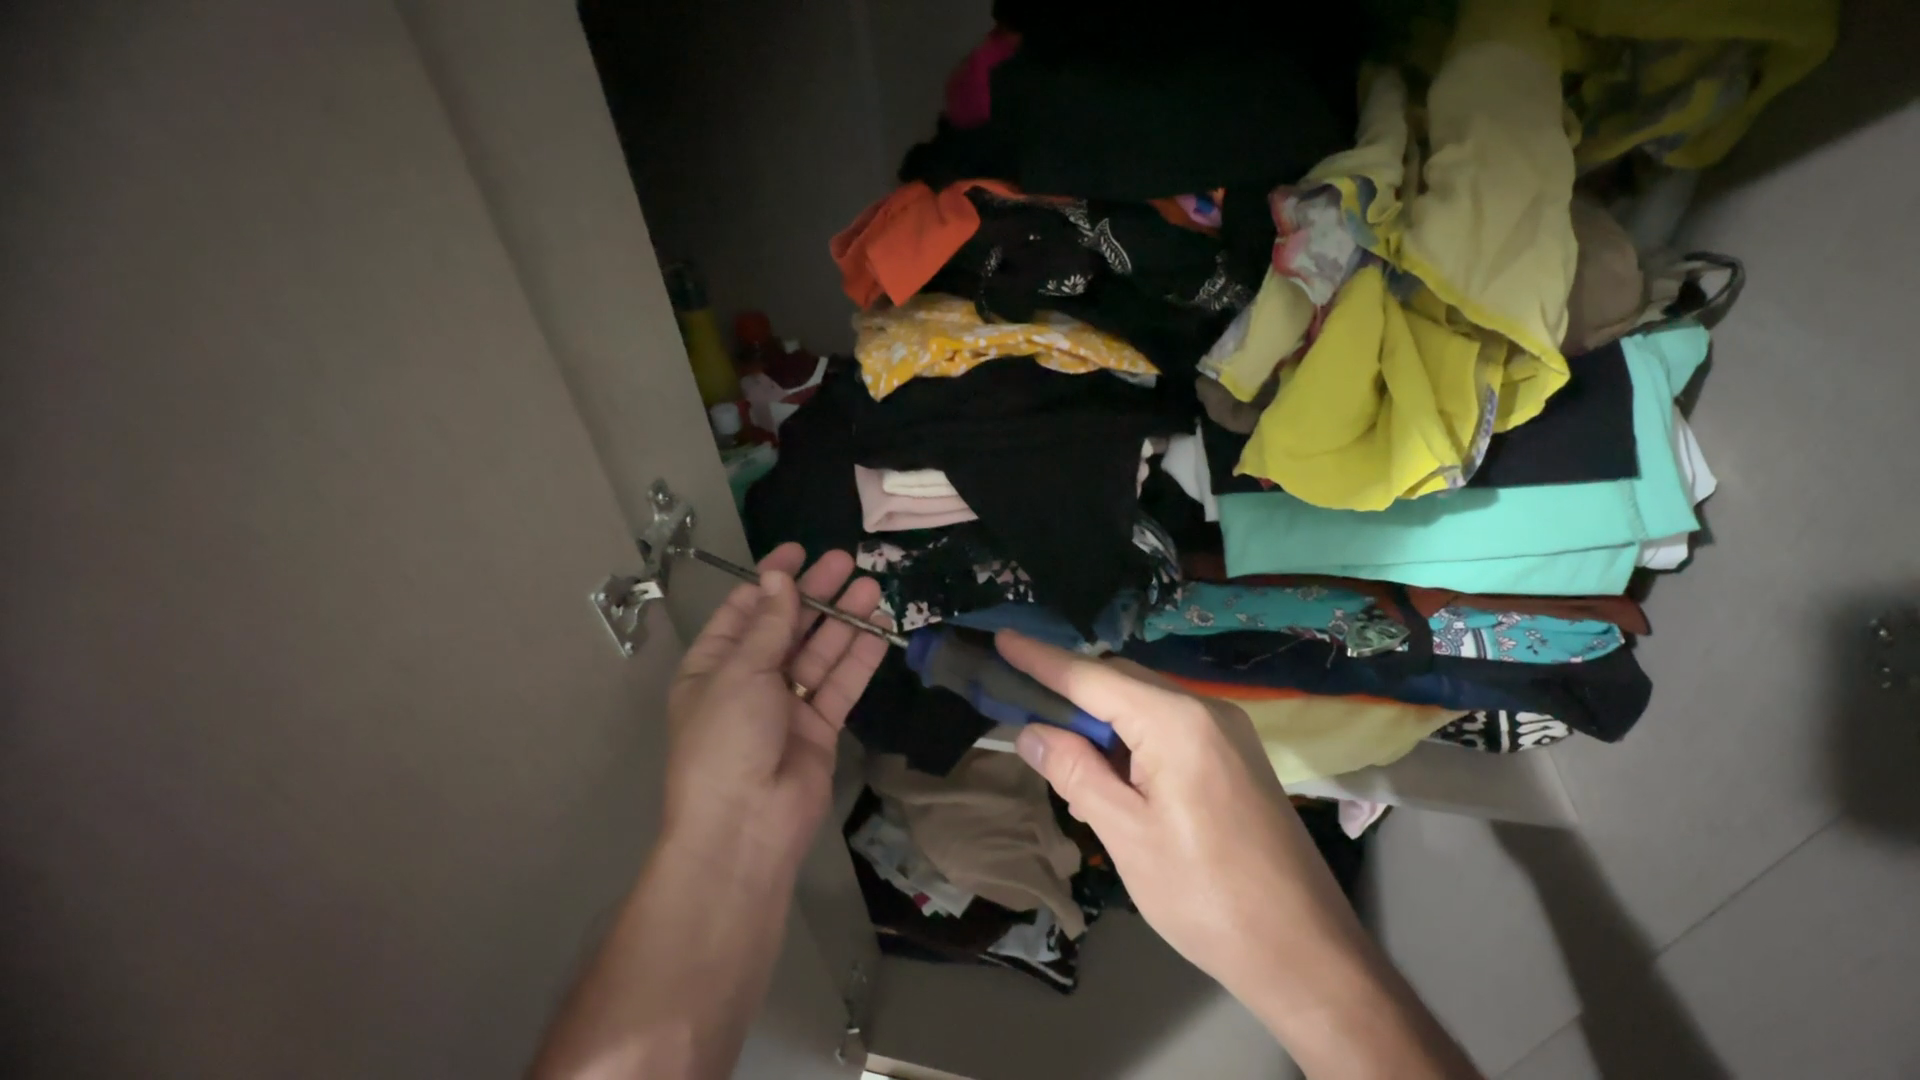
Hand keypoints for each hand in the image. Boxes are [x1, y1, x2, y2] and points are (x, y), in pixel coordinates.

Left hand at [662, 543, 888, 875]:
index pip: (744, 612)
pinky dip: (858, 658)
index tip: (799, 551)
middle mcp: (749, 682)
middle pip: (787, 628)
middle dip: (815, 595)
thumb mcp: (739, 674)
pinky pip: (840, 685)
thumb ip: (768, 625)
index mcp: (713, 667)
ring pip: (819, 653)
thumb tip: (778, 577)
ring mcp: (786, 706)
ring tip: (872, 587)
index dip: (770, 580)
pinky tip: (879, 629)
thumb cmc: (726, 741)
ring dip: (843, 621)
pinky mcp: (820, 728)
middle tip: (846, 562)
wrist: (745, 826)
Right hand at [993, 631, 1370, 1012]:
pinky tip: (1112, 771)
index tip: (1001, 638)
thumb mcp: (1126, 835)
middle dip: (1070, 690)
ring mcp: (1229, 733)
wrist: (1304, 951)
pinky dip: (1133, 737)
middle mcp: (1207, 711)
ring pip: (1147, 704)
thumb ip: (1076, 772)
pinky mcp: (1237, 758)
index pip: (1093, 677)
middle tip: (1020, 708)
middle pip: (1122, 681)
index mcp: (1177, 722)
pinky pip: (1171, 727)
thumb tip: (1032, 732)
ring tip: (1061, 750)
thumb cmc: (1205, 896)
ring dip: (1101, 718)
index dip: (1042, 660)